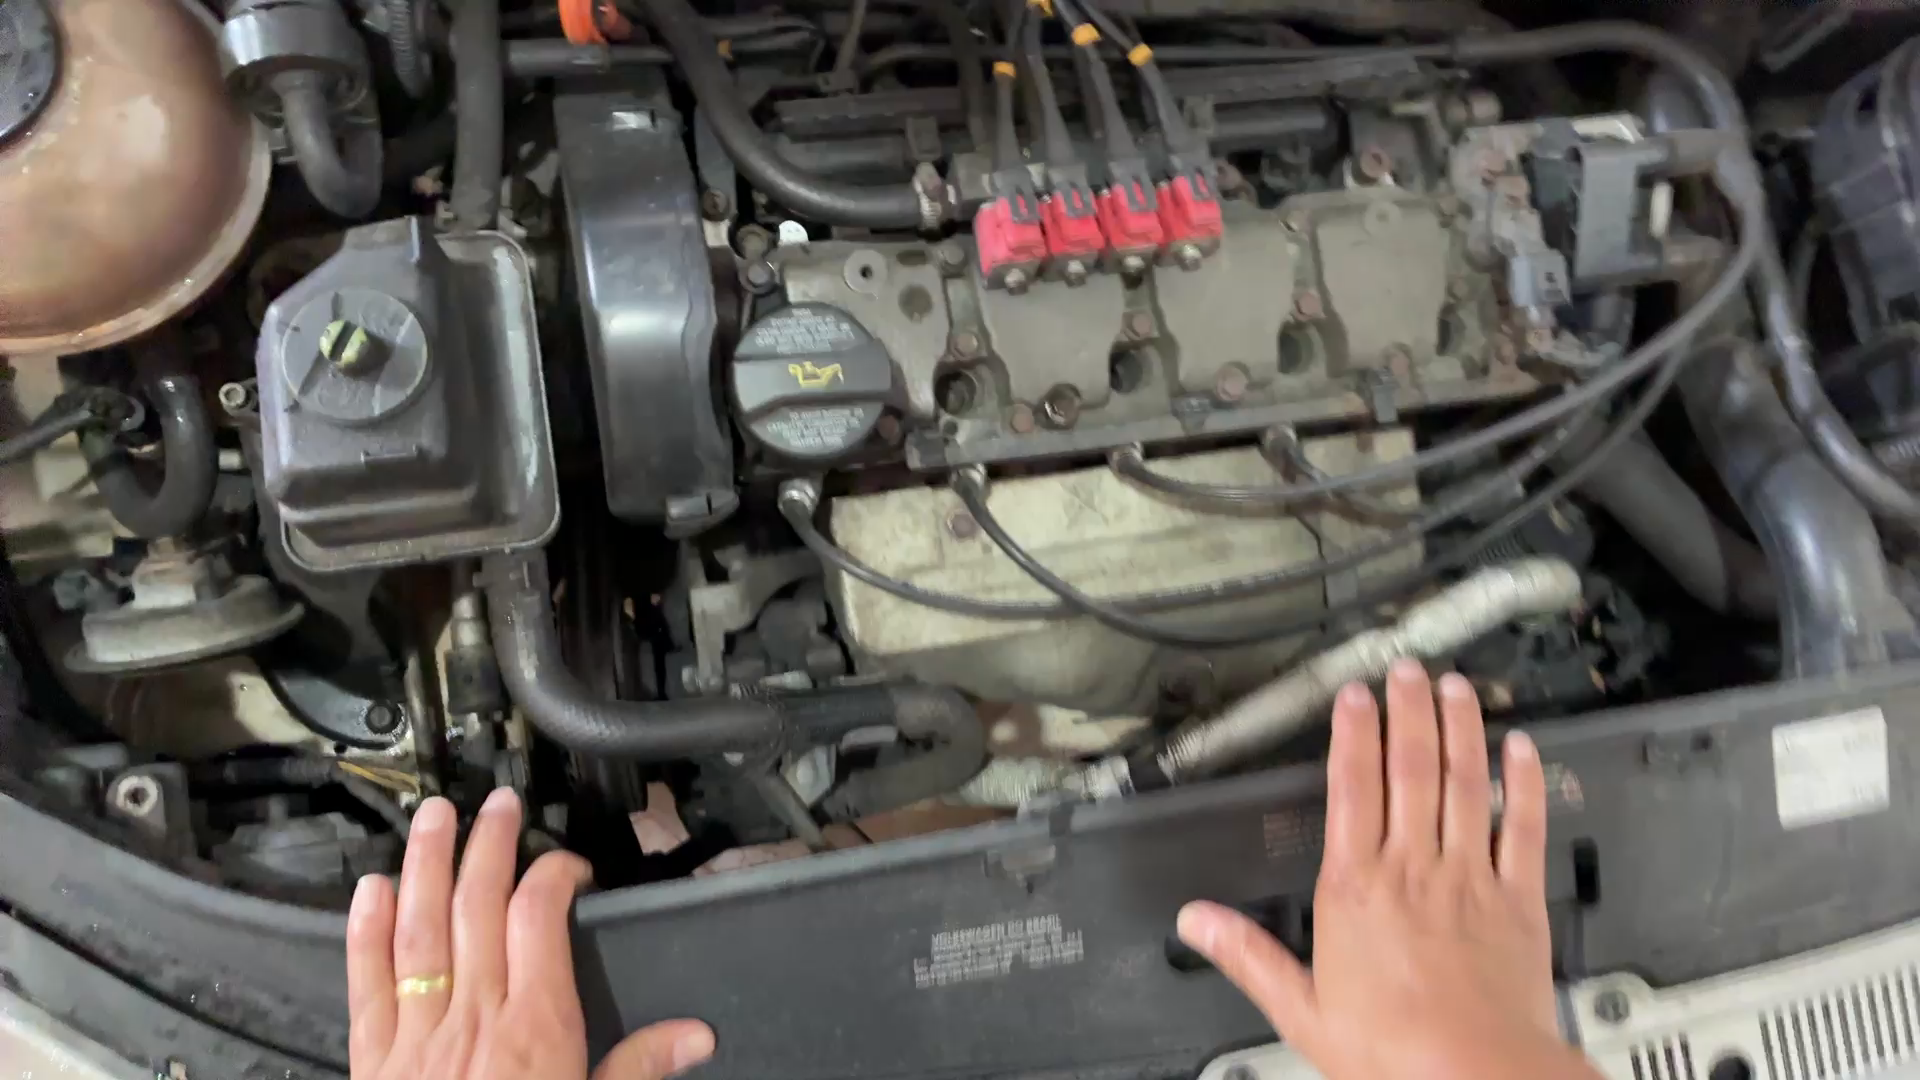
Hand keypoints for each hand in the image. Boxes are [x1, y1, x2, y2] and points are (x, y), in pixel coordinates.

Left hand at [348, 789, 715, 1079]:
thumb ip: (641, 1066)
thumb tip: (702, 1033)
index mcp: (533, 1023)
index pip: (538, 915)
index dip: (554, 873)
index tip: (570, 865)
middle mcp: (475, 1013)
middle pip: (479, 905)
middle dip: (490, 845)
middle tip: (498, 801)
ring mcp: (418, 1032)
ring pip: (420, 930)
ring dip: (427, 866)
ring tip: (435, 815)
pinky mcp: (373, 1057)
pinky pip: (366, 985)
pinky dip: (365, 933)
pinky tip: (370, 887)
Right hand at [1177, 659, 1600, 1079]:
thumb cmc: (1394, 1049)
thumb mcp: (1300, 1006)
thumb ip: (1245, 953)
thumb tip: (1193, 919)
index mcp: (1357, 883)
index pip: (1353, 785)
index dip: (1353, 732)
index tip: (1353, 695)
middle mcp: (1412, 866)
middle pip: (1411, 769)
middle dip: (1407, 712)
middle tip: (1406, 669)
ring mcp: (1469, 878)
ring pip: (1464, 786)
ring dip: (1459, 730)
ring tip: (1455, 688)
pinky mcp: (1518, 902)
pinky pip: (1524, 831)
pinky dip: (1524, 786)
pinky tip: (1523, 750)